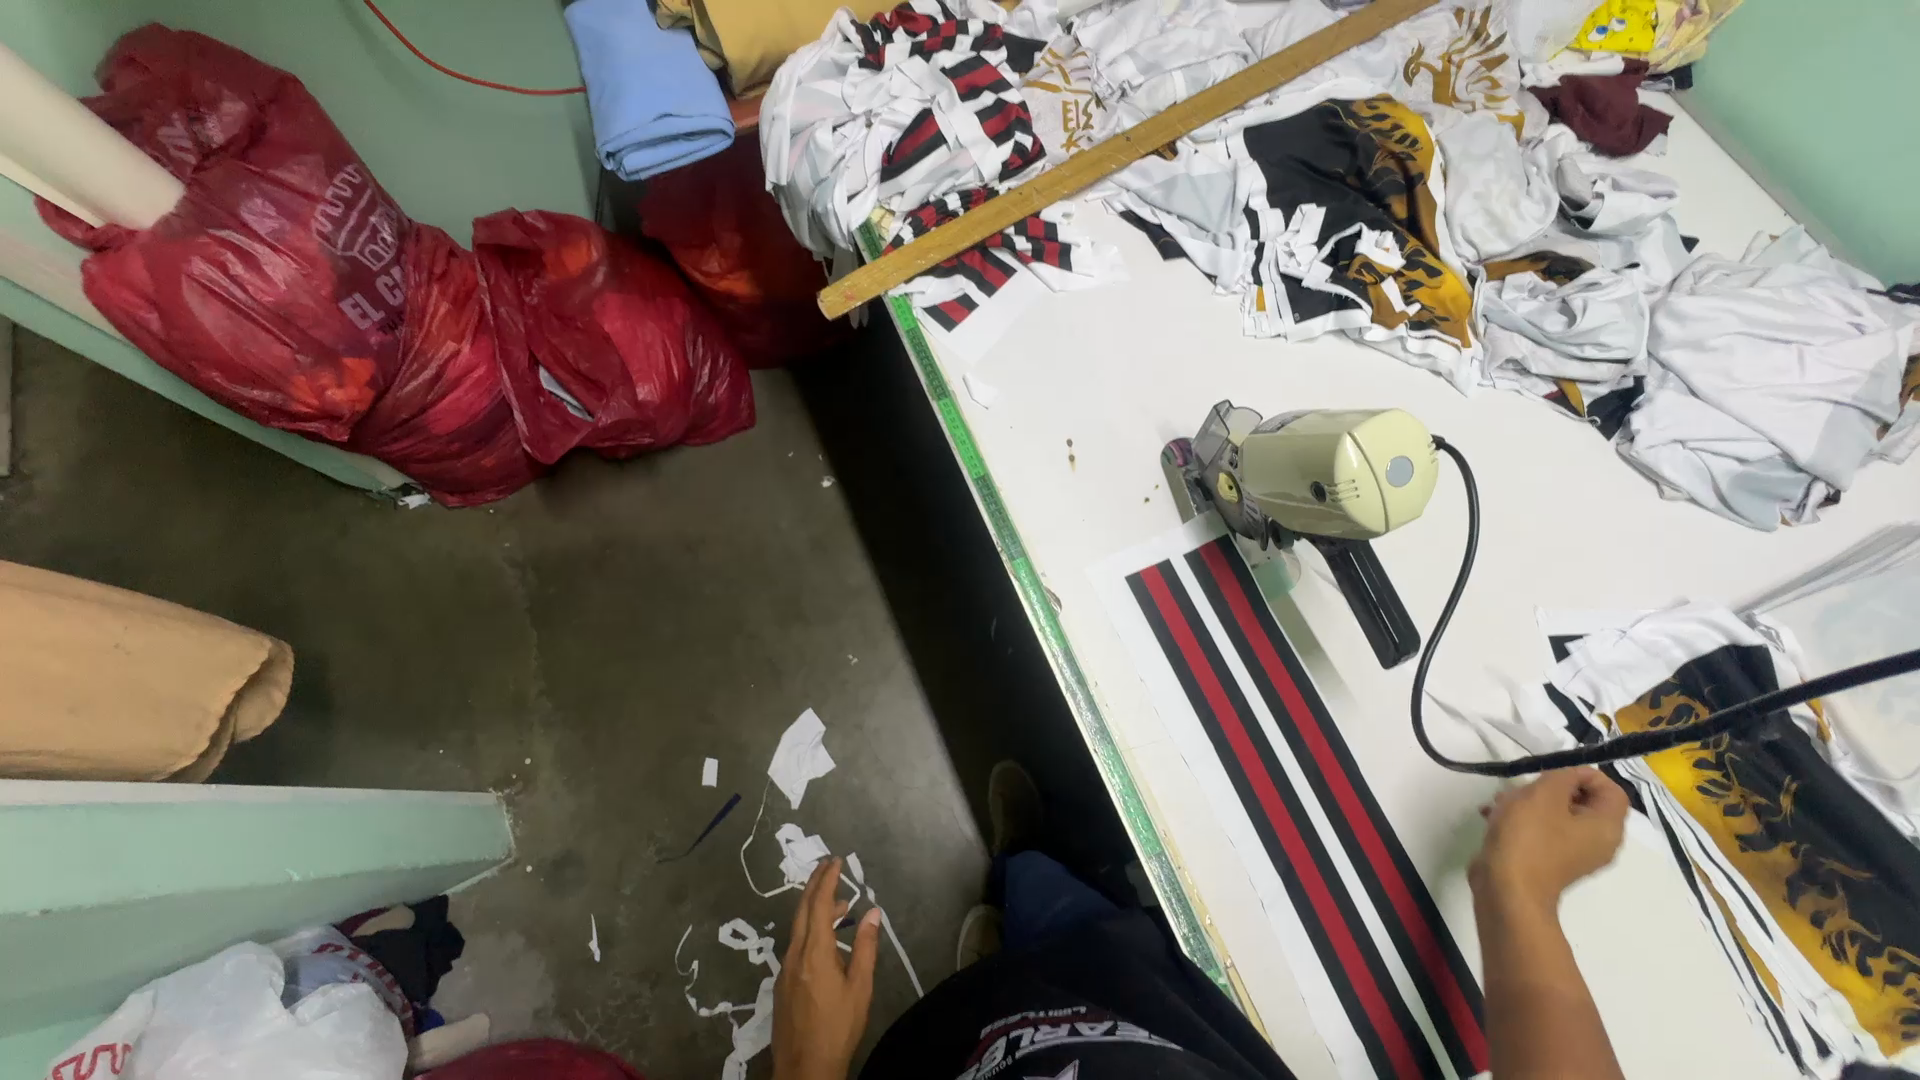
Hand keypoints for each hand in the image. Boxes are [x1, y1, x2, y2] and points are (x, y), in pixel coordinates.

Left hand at [773, 857, 881, 1079]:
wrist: (805, 1069)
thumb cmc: (838, 1027)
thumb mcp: (860, 987)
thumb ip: (865, 947)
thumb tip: (873, 912)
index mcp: (815, 952)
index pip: (819, 904)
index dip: (827, 880)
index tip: (835, 860)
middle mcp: (795, 954)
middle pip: (802, 909)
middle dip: (815, 884)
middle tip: (828, 865)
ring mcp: (785, 969)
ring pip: (798, 927)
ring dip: (815, 908)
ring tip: (840, 906)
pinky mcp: (783, 983)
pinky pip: (796, 944)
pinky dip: (810, 929)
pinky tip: (825, 939)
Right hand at [1470, 767, 1628, 914]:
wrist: (1507, 888)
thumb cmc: (1528, 837)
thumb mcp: (1543, 795)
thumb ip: (1563, 776)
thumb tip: (1571, 775)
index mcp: (1606, 828)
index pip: (1611, 790)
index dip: (1584, 774)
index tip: (1550, 773)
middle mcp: (1598, 842)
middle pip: (1582, 801)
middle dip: (1548, 788)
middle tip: (1521, 788)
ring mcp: (1574, 854)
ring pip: (1557, 814)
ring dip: (1528, 802)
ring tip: (1500, 804)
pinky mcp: (1549, 861)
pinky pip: (1542, 831)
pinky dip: (1521, 820)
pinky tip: (1493, 818)